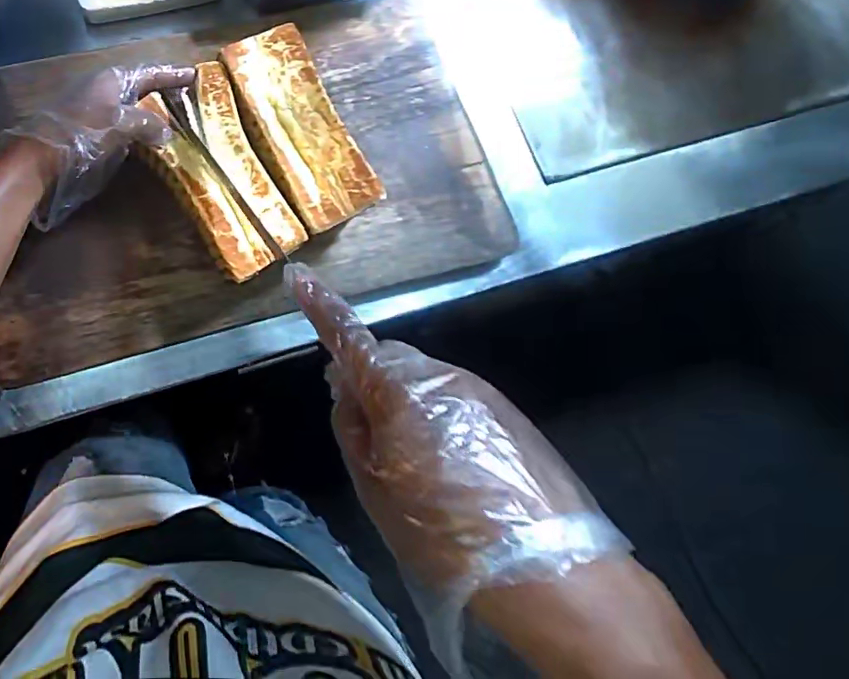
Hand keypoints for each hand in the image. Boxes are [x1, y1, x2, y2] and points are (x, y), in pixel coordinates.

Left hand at [8, 63, 195, 229]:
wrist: (39, 157)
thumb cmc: (82, 134)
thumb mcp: (120, 124)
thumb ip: (146, 124)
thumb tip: (167, 132)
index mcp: (112, 80)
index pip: (150, 73)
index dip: (171, 75)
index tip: (193, 74)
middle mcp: (102, 87)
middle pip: (139, 86)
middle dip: (161, 90)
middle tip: (184, 95)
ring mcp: (92, 106)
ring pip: (128, 104)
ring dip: (149, 110)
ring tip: (170, 117)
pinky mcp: (85, 126)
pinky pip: (119, 119)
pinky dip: (135, 124)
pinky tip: (143, 136)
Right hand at [285, 264, 630, 669]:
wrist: (550, 572)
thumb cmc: (442, 529)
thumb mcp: (373, 483)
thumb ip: (351, 424)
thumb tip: (347, 387)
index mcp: (396, 388)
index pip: (347, 335)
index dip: (319, 306)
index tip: (298, 276)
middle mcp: (437, 374)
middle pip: (386, 359)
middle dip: (370, 381)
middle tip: (370, 433)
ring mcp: (477, 390)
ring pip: (422, 381)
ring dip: (408, 404)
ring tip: (420, 464)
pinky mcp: (507, 411)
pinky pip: (454, 400)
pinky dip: (440, 418)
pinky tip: (456, 468)